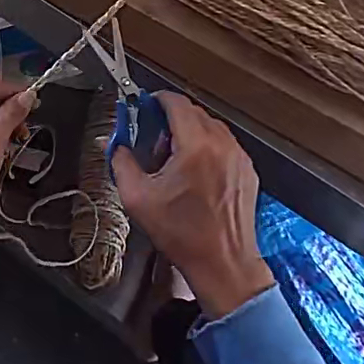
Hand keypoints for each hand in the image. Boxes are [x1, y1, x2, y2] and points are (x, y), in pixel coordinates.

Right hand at [112, 92, 272, 318]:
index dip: (157, 100)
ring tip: (172, 158)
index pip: (177, 103)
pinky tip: (193, 171)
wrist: (223, 263)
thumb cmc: (183, 235)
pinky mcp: (247, 170)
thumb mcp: (138, 198)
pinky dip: (207, 147)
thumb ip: (122, 164)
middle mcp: (222, 145)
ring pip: (210, 127)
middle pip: (193, 112)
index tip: (145, 106)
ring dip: (189, 132)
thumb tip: (116, 147)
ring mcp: (238, 157)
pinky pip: (224, 145)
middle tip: (153, 138)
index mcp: (196, 146)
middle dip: (170, 118)